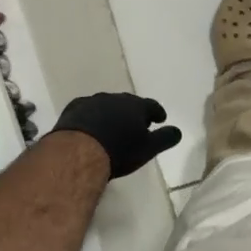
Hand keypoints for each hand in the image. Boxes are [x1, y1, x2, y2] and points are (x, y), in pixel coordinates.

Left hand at [51, 93, 181, 178]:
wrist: (79, 152)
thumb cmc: (119, 152)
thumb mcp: (148, 149)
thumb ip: (164, 139)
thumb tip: (177, 131)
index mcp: (136, 106)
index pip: (152, 106)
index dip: (157, 112)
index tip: (160, 119)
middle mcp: (115, 99)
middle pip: (129, 103)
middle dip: (134, 112)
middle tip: (137, 123)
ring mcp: (92, 102)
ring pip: (107, 105)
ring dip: (112, 113)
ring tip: (114, 126)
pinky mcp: (73, 109)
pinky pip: (87, 110)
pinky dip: (92, 116)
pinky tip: (90, 126)